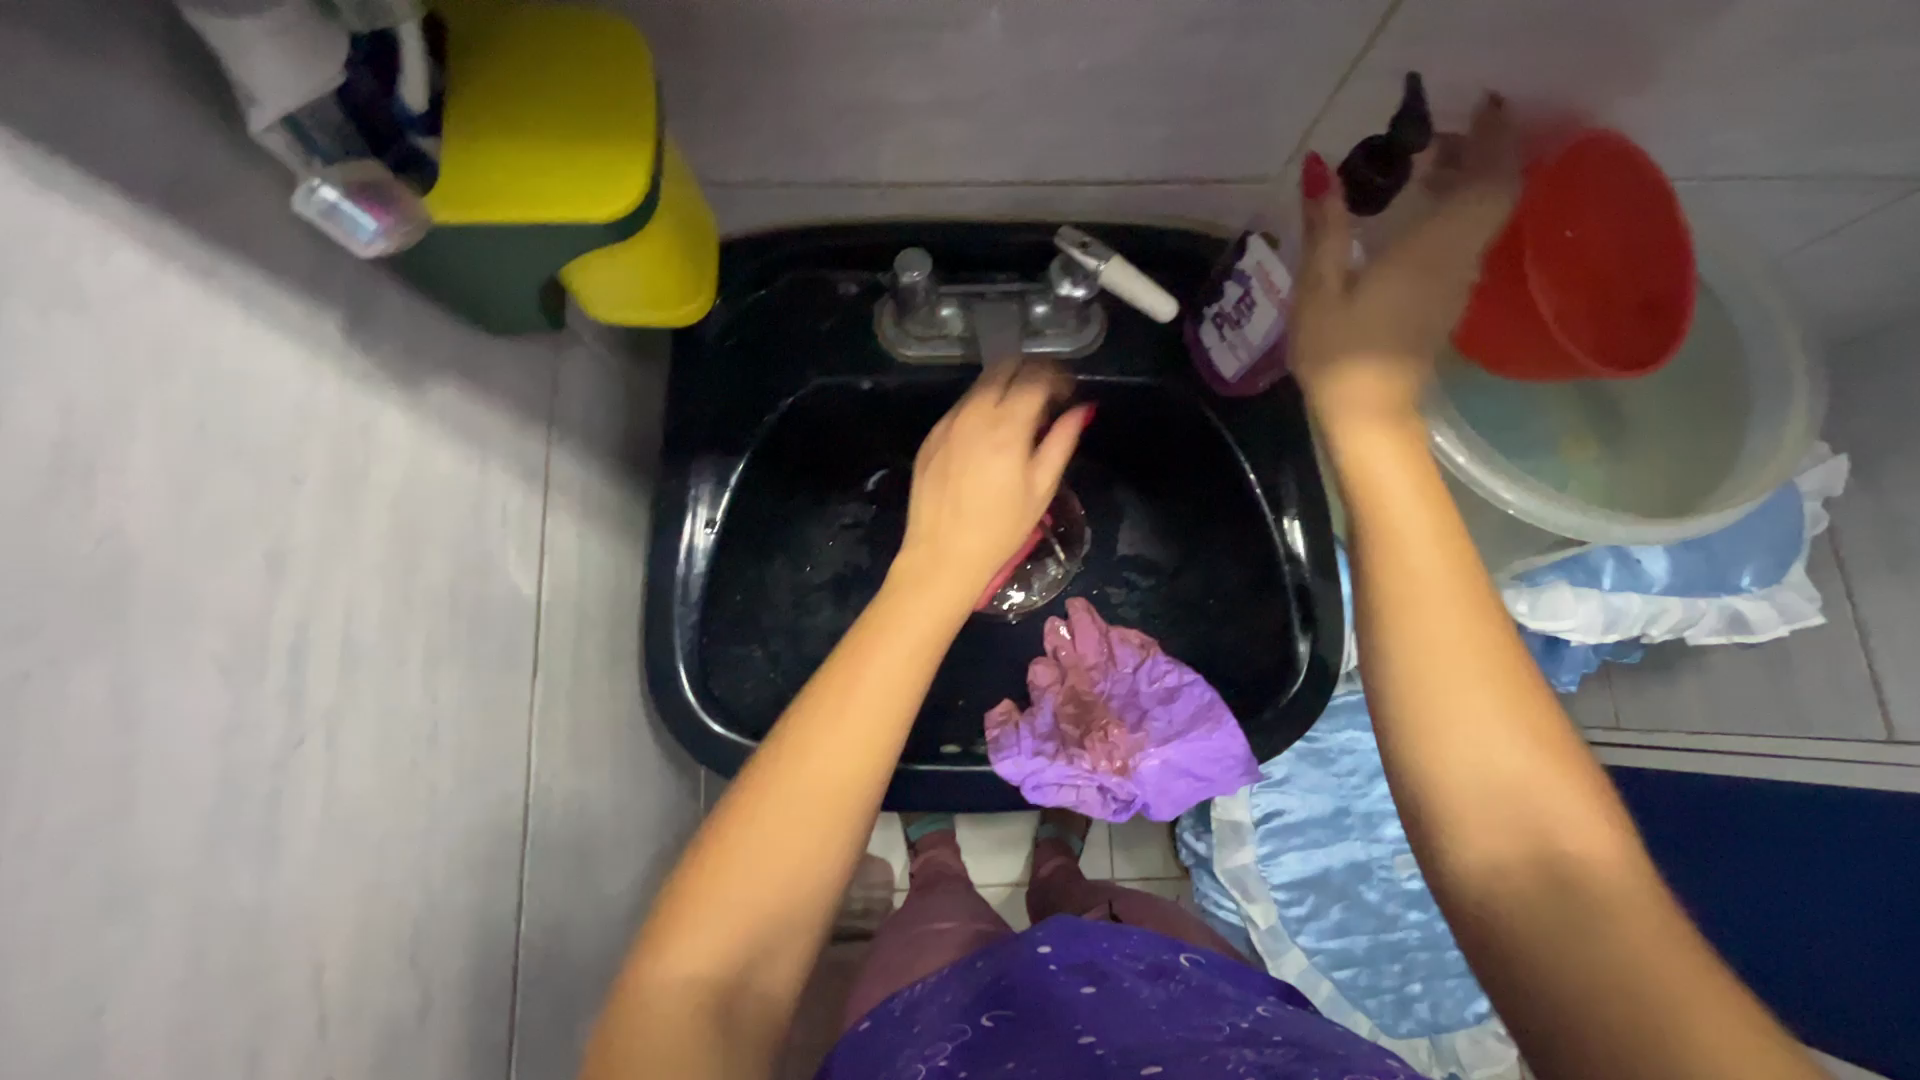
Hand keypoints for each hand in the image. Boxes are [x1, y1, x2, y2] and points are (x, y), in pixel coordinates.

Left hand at [895, 360, 1091, 603]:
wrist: (941, 556)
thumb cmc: (1000, 530)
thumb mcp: (1041, 489)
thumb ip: (1062, 441)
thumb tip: (1082, 409)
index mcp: (1006, 426)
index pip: (1035, 377)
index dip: (1058, 377)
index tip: (1068, 392)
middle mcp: (973, 414)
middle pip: (1004, 368)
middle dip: (1030, 372)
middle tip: (1046, 395)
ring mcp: (947, 423)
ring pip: (979, 385)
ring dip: (1004, 388)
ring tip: (1019, 416)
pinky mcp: (930, 437)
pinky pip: (960, 407)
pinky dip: (980, 407)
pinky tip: (988, 434)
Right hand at [1291, 94, 1521, 430]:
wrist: (1367, 415)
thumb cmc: (1338, 354)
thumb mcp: (1317, 290)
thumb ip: (1324, 228)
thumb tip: (1319, 168)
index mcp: (1432, 250)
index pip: (1489, 180)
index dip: (1494, 137)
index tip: (1481, 106)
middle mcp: (1458, 260)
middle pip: (1496, 193)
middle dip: (1482, 153)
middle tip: (1440, 135)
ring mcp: (1458, 284)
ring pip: (1484, 217)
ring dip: (1468, 183)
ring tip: (1425, 167)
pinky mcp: (1448, 302)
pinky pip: (1467, 241)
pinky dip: (1456, 213)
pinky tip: (1419, 216)